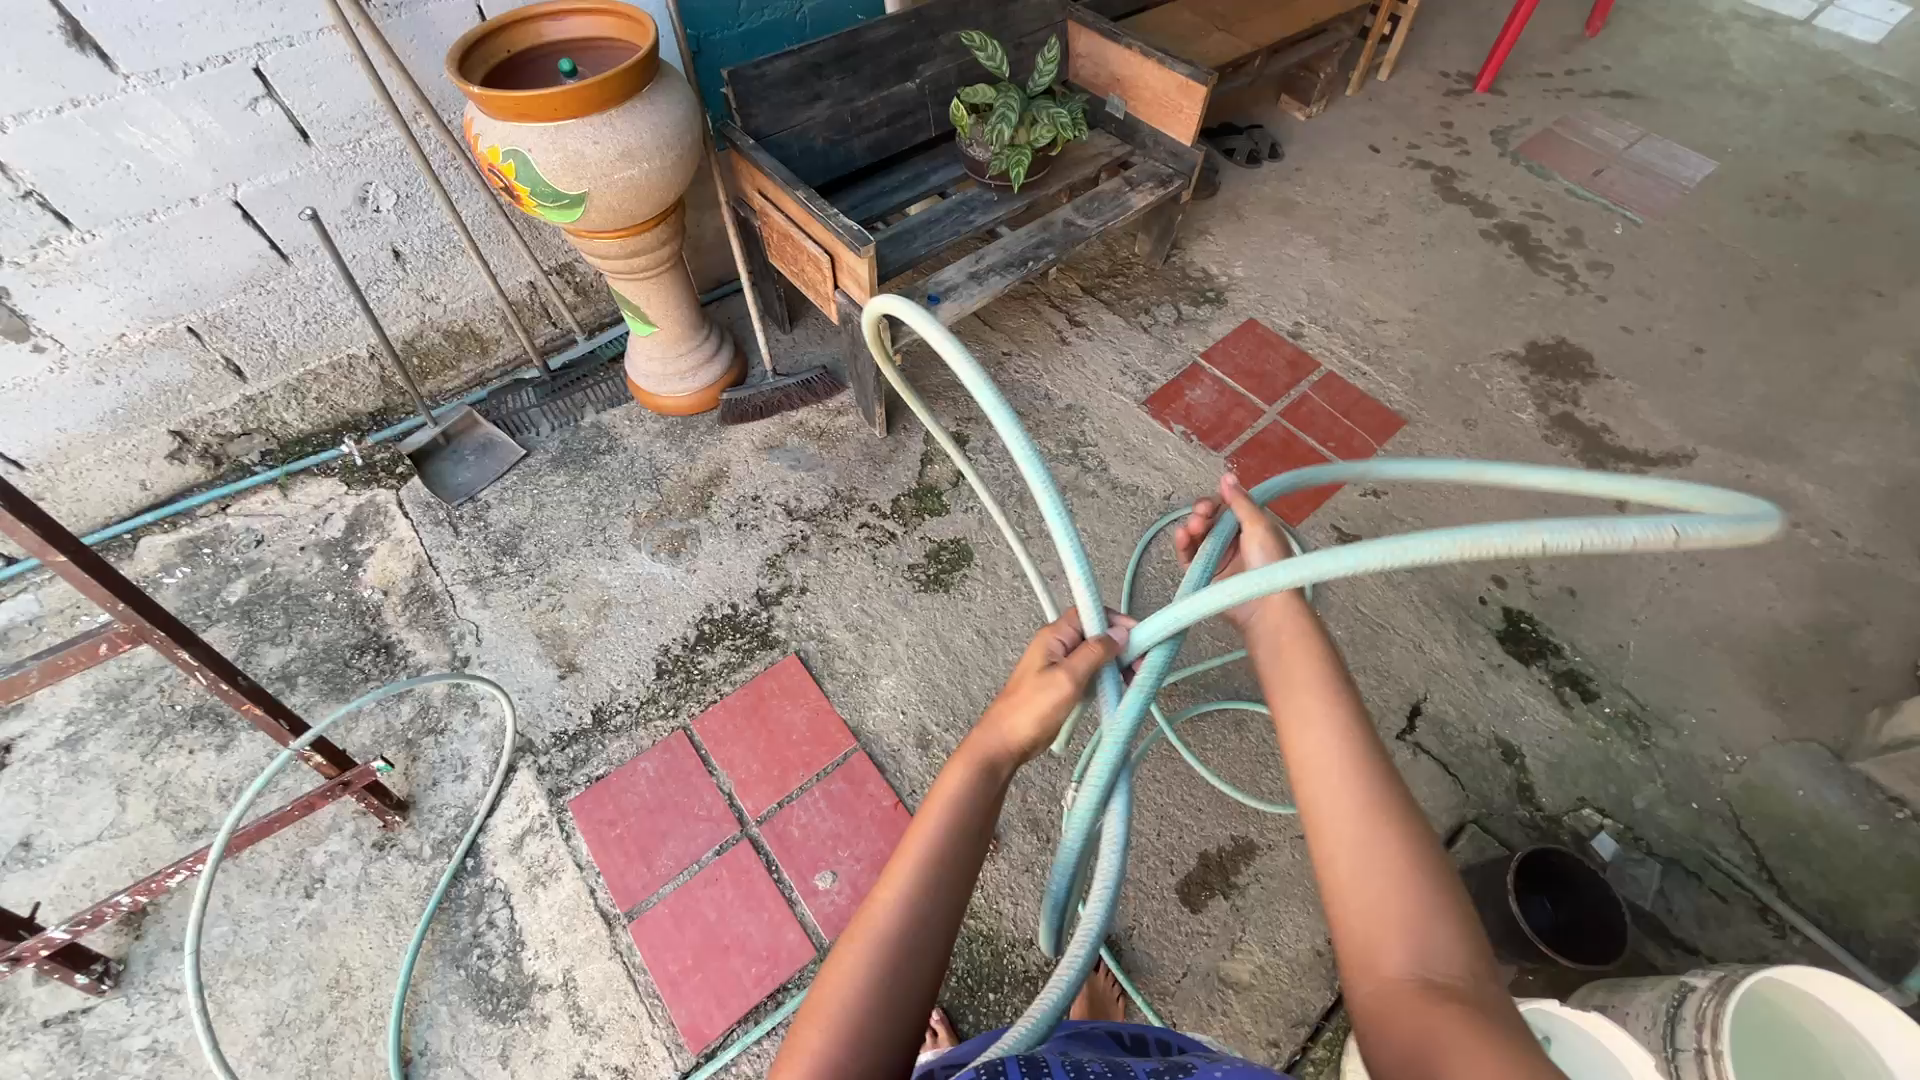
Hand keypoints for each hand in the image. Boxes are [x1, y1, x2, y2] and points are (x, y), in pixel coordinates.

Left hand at [973, 608, 1135, 767]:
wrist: (1007, 741)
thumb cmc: (1031, 709)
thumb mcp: (1068, 678)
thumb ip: (1094, 652)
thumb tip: (1120, 632)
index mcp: (1055, 636)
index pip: (1089, 613)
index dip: (1115, 620)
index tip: (1138, 636)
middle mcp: (1058, 645)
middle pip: (1096, 634)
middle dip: (1121, 645)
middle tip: (1141, 664)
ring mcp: (1061, 665)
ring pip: (1096, 655)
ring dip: (1117, 663)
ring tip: (1136, 679)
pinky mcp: (1064, 684)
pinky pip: (1091, 673)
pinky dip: (1107, 678)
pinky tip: (1122, 688)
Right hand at [1173, 473, 1299, 631]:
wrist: (1266, 603)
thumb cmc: (1270, 563)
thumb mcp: (1259, 525)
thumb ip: (1240, 501)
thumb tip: (1227, 477)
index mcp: (1250, 528)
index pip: (1227, 509)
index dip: (1217, 502)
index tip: (1213, 501)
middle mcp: (1233, 542)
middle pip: (1209, 521)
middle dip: (1202, 513)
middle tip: (1202, 514)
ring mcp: (1217, 559)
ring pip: (1196, 537)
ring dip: (1192, 527)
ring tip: (1193, 527)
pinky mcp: (1203, 575)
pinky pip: (1187, 556)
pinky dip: (1183, 545)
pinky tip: (1182, 535)